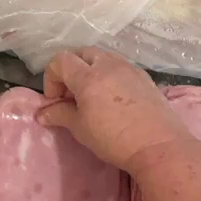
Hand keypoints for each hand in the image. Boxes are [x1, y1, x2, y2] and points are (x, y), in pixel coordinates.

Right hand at [38, 48, 194, 170]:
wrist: (159, 146)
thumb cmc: (113, 138)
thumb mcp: (80, 128)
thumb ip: (59, 114)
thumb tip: (42, 113)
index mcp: (88, 76)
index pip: (60, 60)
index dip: (51, 77)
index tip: (55, 100)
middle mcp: (108, 65)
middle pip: (81, 53)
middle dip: (70, 69)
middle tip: (71, 94)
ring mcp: (130, 69)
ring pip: (103, 57)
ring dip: (90, 70)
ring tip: (92, 96)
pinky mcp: (145, 78)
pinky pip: (121, 67)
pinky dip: (110, 75)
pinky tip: (114, 99)